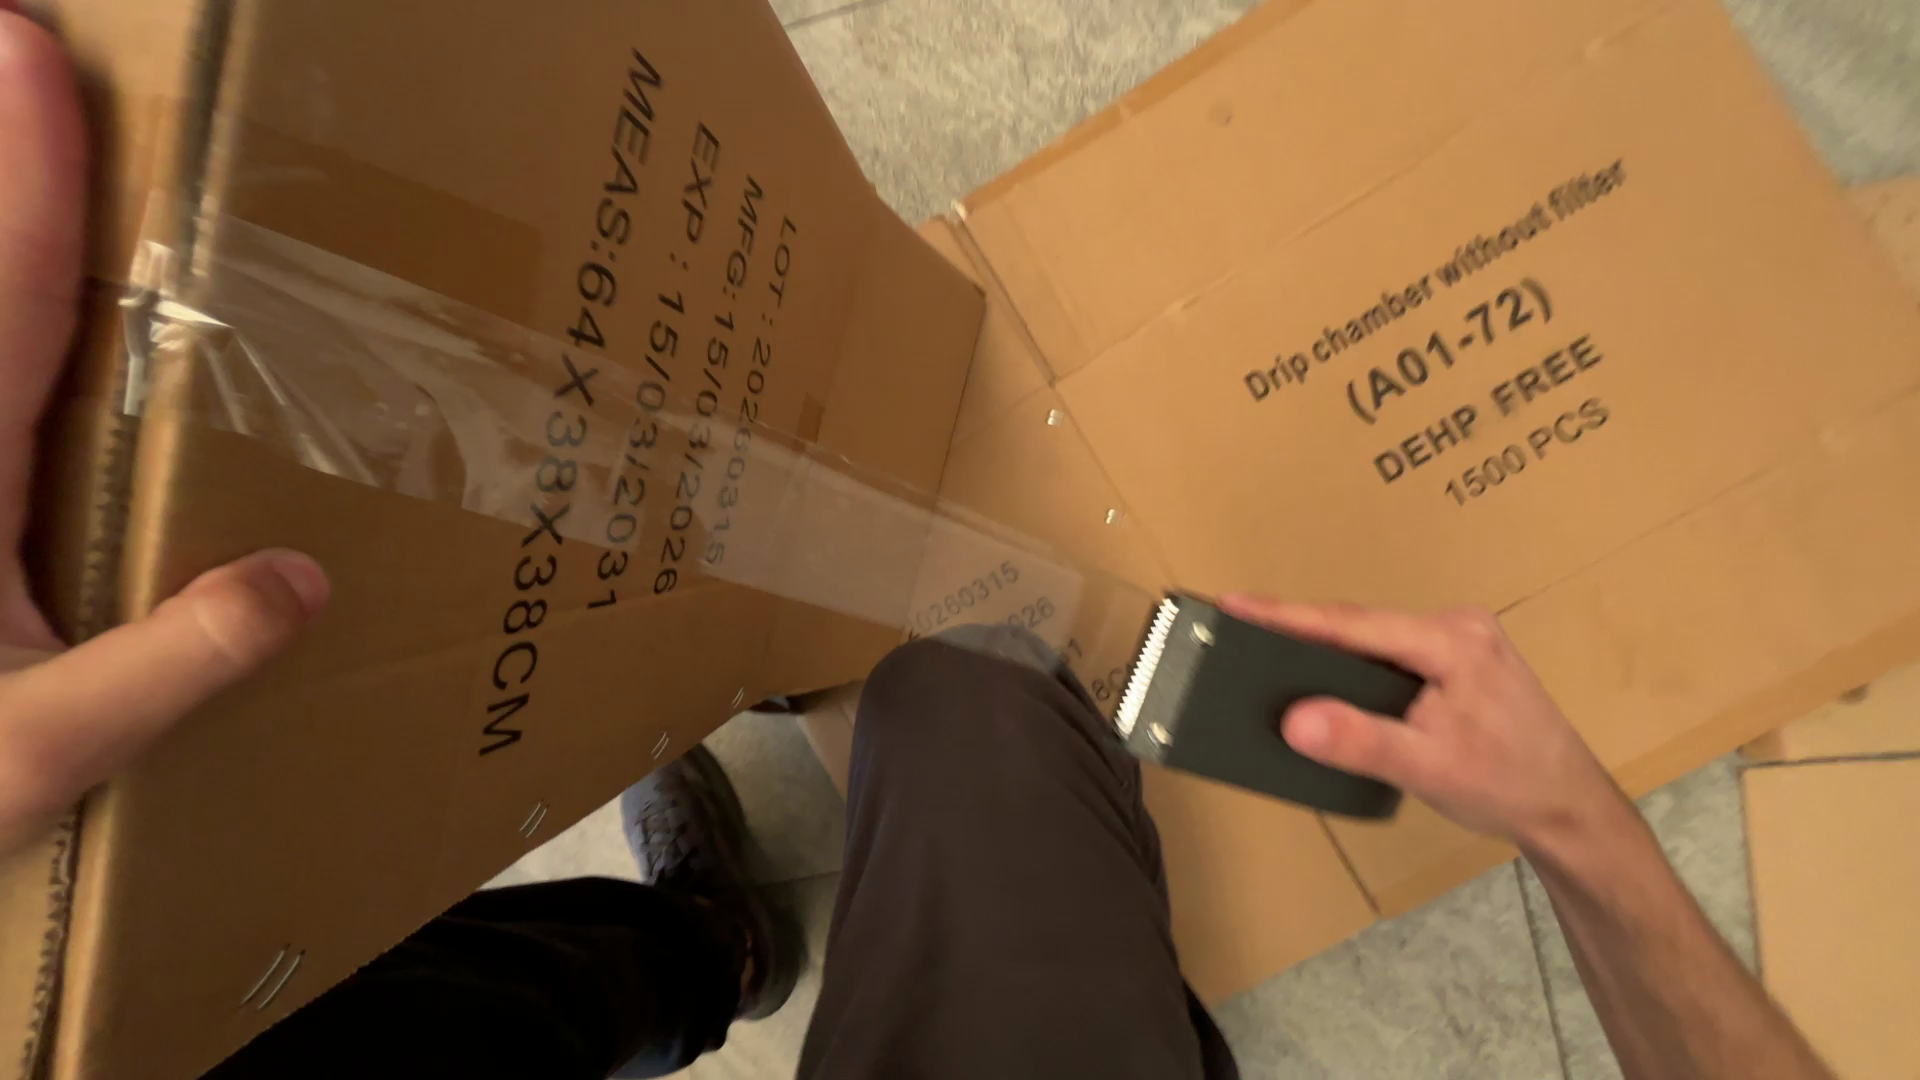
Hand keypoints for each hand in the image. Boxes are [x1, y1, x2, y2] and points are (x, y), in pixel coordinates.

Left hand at [0, 8, 327, 855]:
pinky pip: (2, 395)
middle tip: (18, 48)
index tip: (29, 56)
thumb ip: (175, 661)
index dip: (17, 180)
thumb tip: (299, 579)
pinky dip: (19, 334)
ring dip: (5, 244)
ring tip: (33, 156)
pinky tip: (55, 335)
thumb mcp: (39, 750)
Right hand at [1220, 596, 1625, 847]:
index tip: (1233, 602)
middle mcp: (1454, 626)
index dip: (1287, 614)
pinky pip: (1382, 650)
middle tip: (1238, 626)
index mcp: (1451, 640)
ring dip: (1321, 644)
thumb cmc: (1508, 786)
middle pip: (1357, 623)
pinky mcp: (1452, 657)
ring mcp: (1455, 639)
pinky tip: (1322, 672)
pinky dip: (1346, 660)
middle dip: (1298, 627)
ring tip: (1266, 646)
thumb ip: (1361, 741)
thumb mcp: (1429, 768)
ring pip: (1368, 635)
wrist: (1572, 811)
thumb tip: (1292, 720)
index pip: (1351, 623)